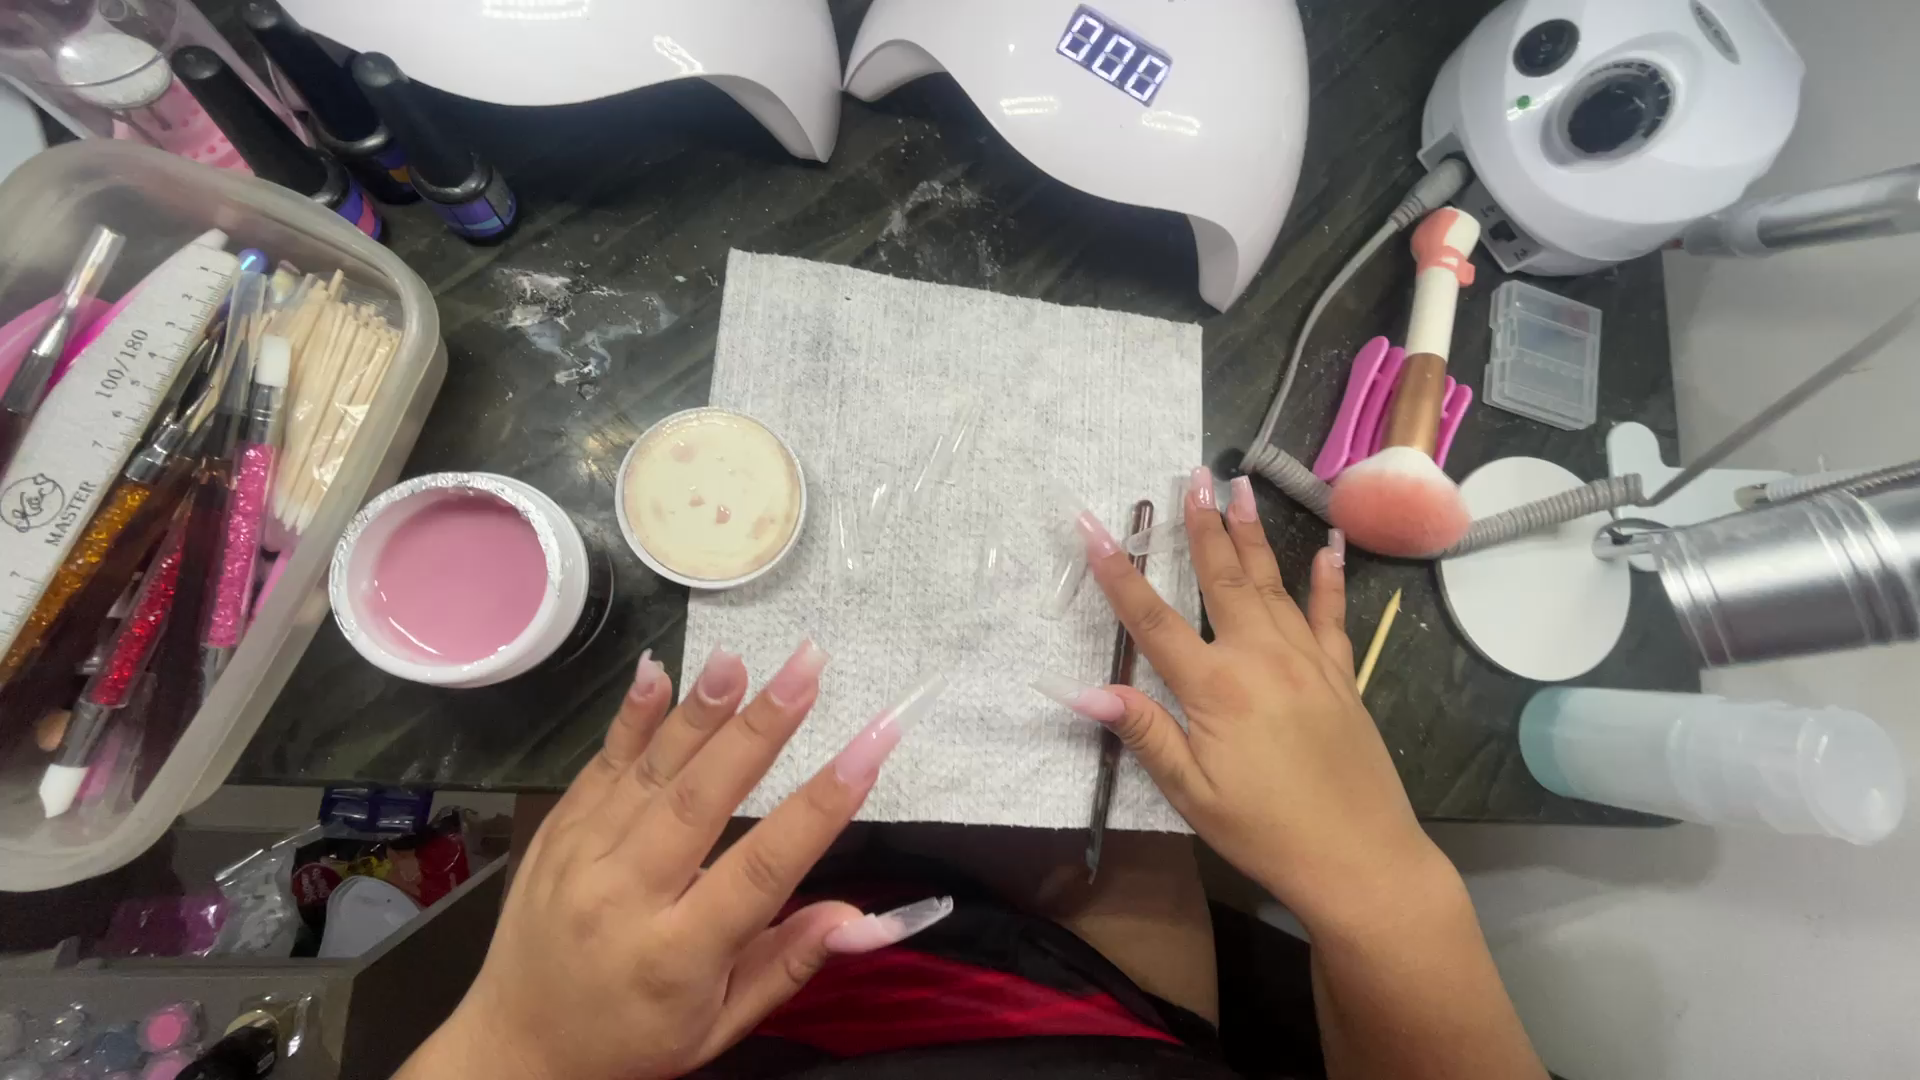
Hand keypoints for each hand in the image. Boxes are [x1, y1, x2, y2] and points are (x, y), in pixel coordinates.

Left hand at [400, 643, 952, 1079]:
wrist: (508, 1054)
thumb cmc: (633, 1040)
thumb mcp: (720, 1025)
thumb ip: (791, 962)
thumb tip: (868, 918)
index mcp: (675, 955)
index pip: (762, 869)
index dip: (821, 806)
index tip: (873, 744)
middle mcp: (624, 897)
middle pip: (701, 799)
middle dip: (762, 727)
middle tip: (807, 666)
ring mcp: (580, 857)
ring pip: (651, 772)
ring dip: (700, 711)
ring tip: (736, 658)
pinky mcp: (556, 831)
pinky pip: (600, 766)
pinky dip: (632, 717)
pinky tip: (655, 671)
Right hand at [1037, 469, 1445, 928]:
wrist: (1362, 863)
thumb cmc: (1264, 830)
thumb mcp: (1190, 791)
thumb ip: (1142, 732)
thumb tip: (1083, 691)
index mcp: (1215, 687)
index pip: (1152, 618)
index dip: (1117, 572)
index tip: (1094, 526)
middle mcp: (1260, 657)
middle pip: (1223, 579)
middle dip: (1203, 525)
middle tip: (1194, 476)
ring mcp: (1307, 661)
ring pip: (1273, 584)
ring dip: (1253, 535)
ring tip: (1242, 489)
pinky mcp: (1340, 675)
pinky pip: (1330, 616)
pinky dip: (1329, 580)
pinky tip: (1330, 547)